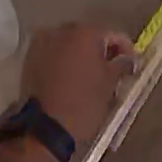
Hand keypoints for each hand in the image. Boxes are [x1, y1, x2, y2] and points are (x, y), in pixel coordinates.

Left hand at [20, 23, 138, 143]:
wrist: (44, 130)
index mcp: (86, 32)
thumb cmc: (84, 101)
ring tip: (91, 75)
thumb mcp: (110, 82)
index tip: (132, 65)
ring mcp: (42, 44)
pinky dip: (65, 62)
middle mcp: (62, 31)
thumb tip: (129, 59)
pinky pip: (55, 55)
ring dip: (82, 56)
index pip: (114, 36)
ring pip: (70, 45)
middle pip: (90, 37)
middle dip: (102, 50)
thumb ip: (122, 63)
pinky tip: (72, 78)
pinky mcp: (29, 60)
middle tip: (111, 69)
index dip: (126, 50)